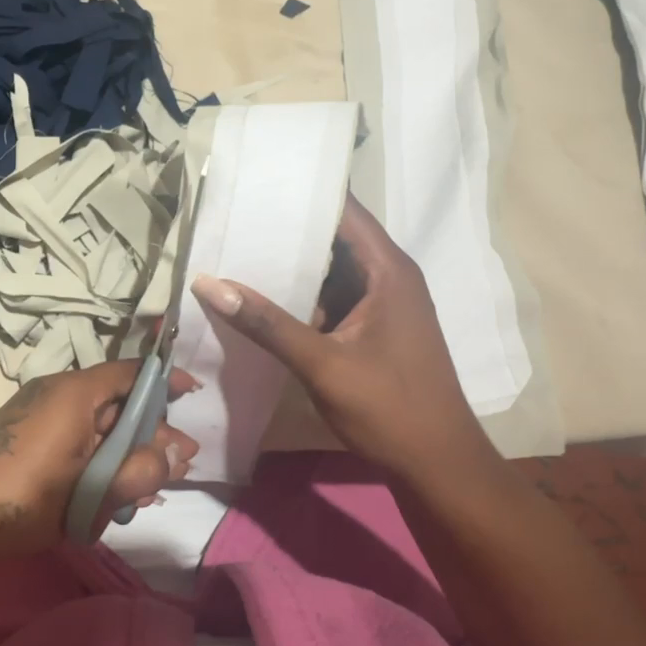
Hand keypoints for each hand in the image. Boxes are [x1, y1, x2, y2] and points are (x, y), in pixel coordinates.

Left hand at [0, 361, 199, 559]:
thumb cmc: (22, 496)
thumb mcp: (89, 488)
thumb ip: (137, 469)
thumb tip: (177, 451)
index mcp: (73, 393)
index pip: (129, 374)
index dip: (163, 382)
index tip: (193, 392)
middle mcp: (57, 397)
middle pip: (117, 407)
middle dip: (150, 437)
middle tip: (180, 466)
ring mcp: (40, 419)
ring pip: (98, 431)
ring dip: (124, 460)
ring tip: (142, 495)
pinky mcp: (28, 442)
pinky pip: (75, 444)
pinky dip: (96, 466)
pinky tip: (109, 500)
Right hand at [188, 195, 498, 484]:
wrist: (437, 466)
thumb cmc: (390, 409)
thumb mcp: (322, 364)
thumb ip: (266, 323)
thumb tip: (209, 283)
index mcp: (388, 271)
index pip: (343, 210)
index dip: (303, 191)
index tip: (255, 179)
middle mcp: (386, 277)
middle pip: (331, 236)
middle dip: (284, 225)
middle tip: (230, 214)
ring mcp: (378, 304)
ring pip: (326, 269)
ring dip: (287, 262)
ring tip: (232, 246)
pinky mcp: (368, 328)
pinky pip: (327, 297)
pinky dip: (296, 294)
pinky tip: (255, 295)